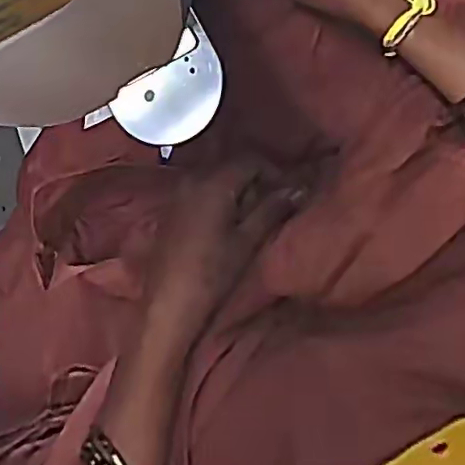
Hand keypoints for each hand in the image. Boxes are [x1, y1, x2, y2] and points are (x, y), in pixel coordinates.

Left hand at [143, 161, 298, 347]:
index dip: (272, 171)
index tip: (286, 193)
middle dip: (255, 181)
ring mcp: (179, 191)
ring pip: (217, 176)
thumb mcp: (248, 242)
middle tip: (272, 207)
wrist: (169, 304)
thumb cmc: (212, 274)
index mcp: (213, 182)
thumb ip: (271, 210)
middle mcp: (193, 178)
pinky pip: (202, 188)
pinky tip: (227, 224)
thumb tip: (295, 189)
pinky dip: (219, 197)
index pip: (249, 159)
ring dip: (237, 190)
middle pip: (232, 166)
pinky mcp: (172, 206)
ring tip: (252, 218)